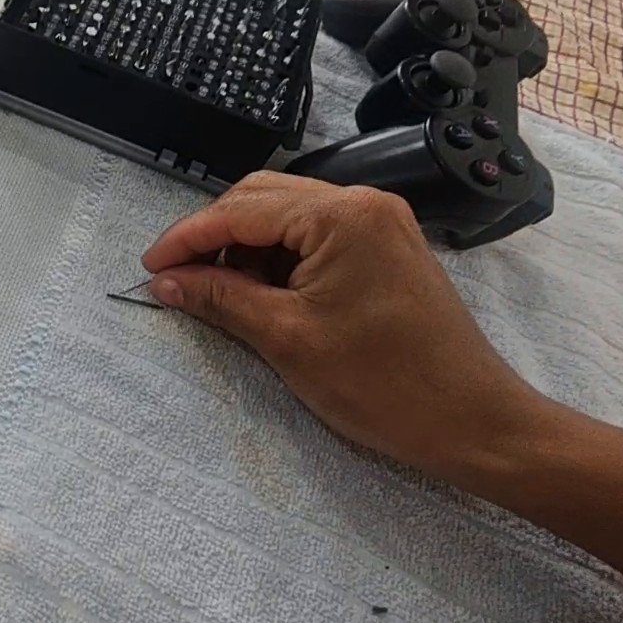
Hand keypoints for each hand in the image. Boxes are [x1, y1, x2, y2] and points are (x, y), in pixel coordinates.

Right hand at [142, 172, 552, 474]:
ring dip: (242, 247)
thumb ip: (219, 297)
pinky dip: (274, 259)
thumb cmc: (380, 383)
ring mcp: (377, 223)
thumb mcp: (285, 338)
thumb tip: (164, 280)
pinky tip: (258, 291)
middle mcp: (361, 203)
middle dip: (212, 236)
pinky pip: (310, 237)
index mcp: (340, 215)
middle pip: (260, 199)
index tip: (149, 268)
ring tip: (217, 291)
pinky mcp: (382, 248)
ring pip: (283, 216)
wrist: (474, 423)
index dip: (187, 237)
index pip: (240, 211)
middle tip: (177, 277)